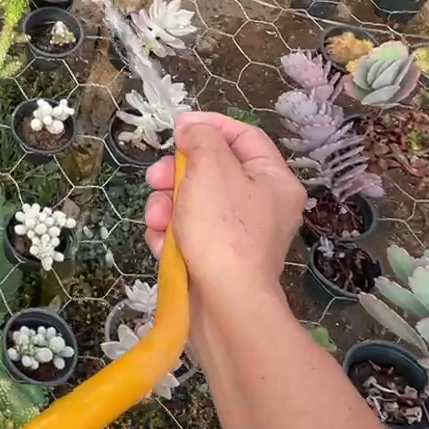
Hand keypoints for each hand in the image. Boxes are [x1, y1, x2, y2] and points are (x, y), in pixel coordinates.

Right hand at [142, 111, 306, 294]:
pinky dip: (169, 233)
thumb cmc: (223, 229)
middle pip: (210, 169)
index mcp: (273, 180)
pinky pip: (187, 231)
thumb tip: (191, 128)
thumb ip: (201, 138)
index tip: (178, 126)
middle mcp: (260, 204)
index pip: (244, 136)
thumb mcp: (210, 169)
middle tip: (155, 178)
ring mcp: (237, 233)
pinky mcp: (215, 257)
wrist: (224, 302)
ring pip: (191, 201)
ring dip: (165, 206)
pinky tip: (160, 242)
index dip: (210, 125)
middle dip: (176, 174)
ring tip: (155, 220)